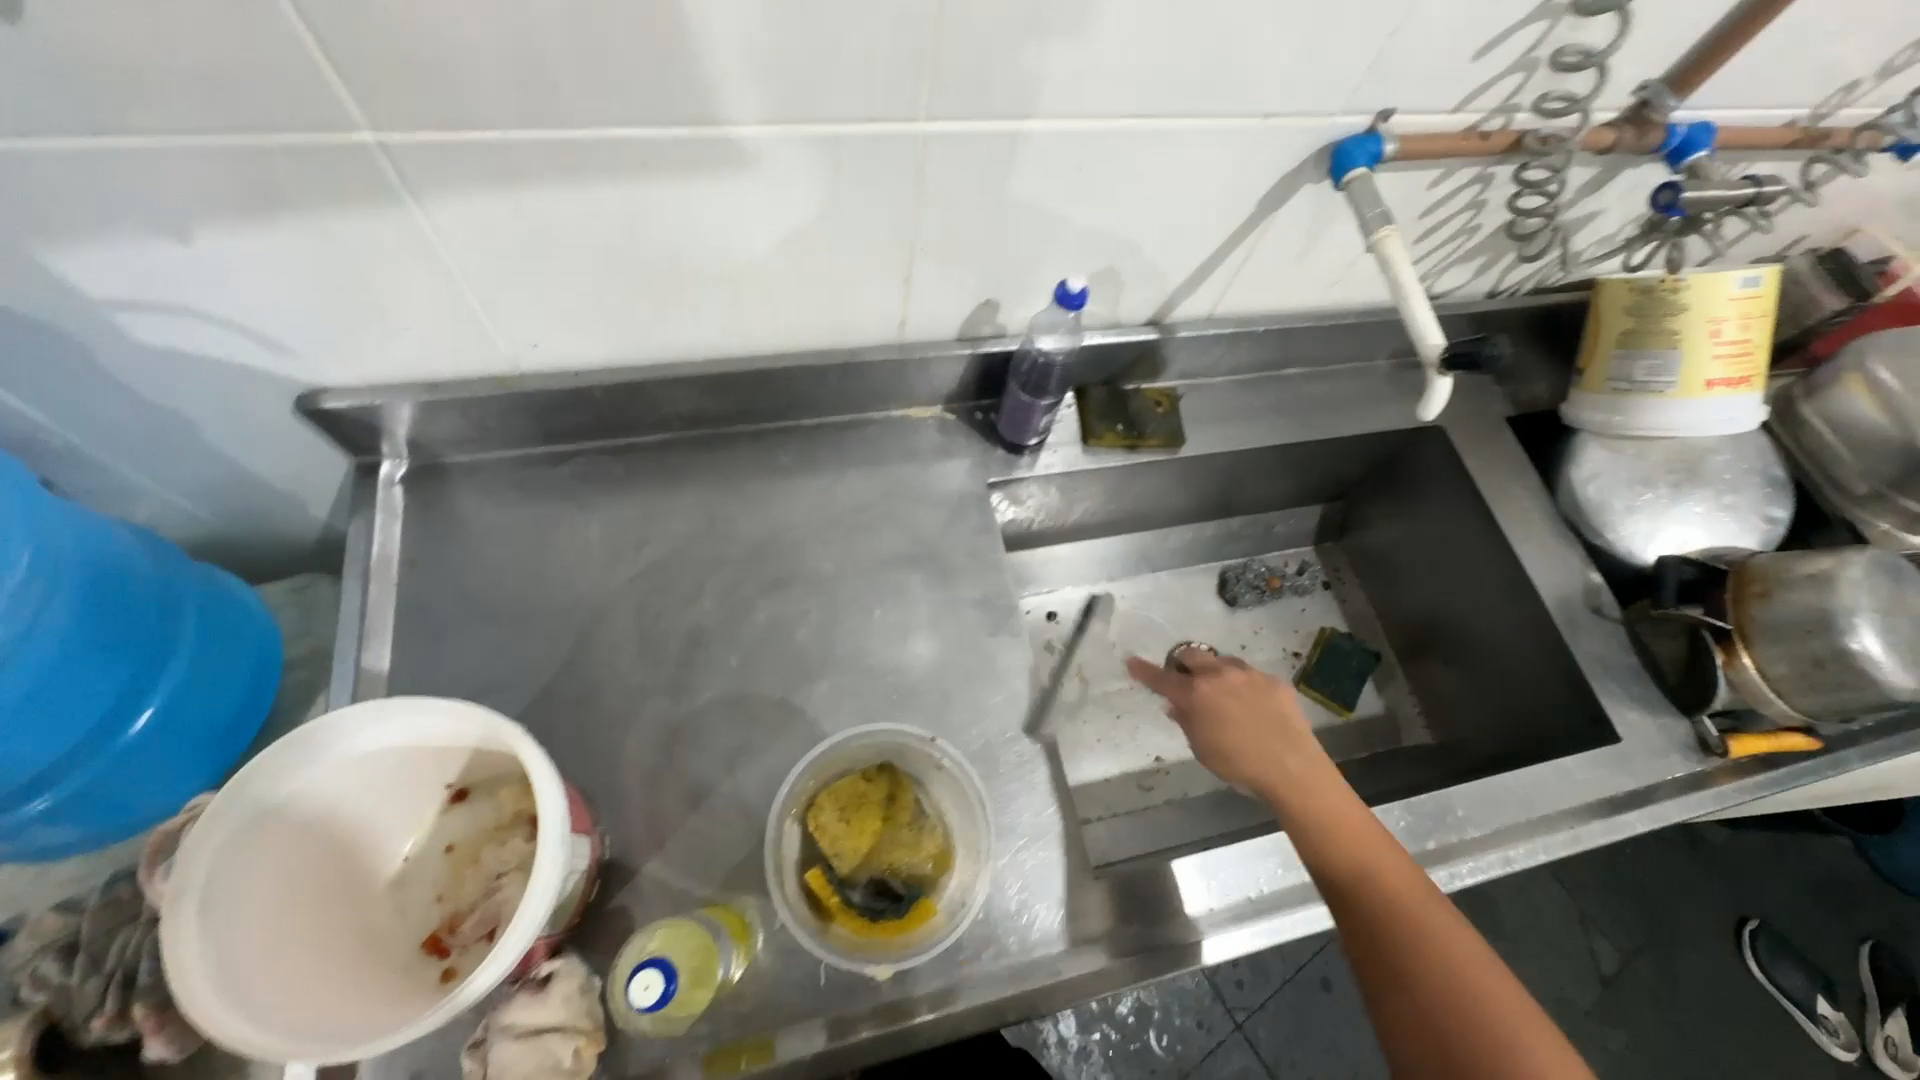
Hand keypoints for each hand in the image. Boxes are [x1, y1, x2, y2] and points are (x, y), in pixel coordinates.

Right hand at [1125, 648, 1334, 798]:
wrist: (1291, 768)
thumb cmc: (1238, 765)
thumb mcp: (1202, 749)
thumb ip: (1187, 722)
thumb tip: (1176, 706)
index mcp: (1195, 694)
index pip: (1162, 678)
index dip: (1144, 671)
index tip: (1132, 662)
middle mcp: (1219, 675)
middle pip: (1191, 655)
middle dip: (1183, 664)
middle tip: (1185, 680)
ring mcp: (1248, 674)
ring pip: (1222, 661)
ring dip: (1215, 672)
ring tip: (1222, 693)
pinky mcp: (1273, 680)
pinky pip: (1250, 675)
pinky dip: (1243, 685)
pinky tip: (1252, 706)